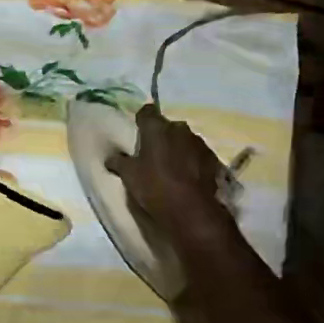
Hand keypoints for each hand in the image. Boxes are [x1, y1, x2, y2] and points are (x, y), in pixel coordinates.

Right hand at [106, 104, 233, 253]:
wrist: (192, 210)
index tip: (138, 131)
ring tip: (172, 167)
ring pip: (184, 140)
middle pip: (167, 127)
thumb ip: (119, 162)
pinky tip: (188, 176)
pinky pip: (198, 154)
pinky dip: (193, 161)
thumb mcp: (129, 176)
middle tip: (153, 154)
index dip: (142, 120)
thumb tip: (111, 157)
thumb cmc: (155, 187)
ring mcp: (199, 142)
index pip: (147, 112)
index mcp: (157, 128)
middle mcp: (179, 128)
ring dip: (178, 148)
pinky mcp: (213, 158)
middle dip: (161, 137)